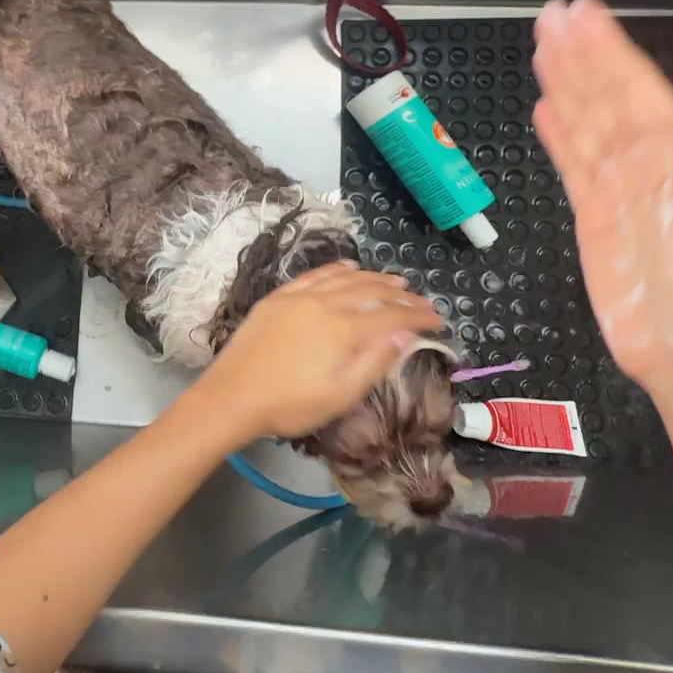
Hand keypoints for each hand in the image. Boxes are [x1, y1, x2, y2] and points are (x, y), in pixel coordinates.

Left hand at [194, 262, 442, 439]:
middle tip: (421, 300)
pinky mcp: (277, 298)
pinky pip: (313, 275)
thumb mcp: (341, 394)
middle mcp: (324, 304)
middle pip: (371, 291)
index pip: (392, 316)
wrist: (233, 395)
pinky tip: (347, 268)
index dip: (419, 317)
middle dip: (401, 295)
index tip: (439, 320)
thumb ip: (375, 362)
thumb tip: (405, 335)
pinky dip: (336, 269)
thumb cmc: (291, 404)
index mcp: (344, 329)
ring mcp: (298, 297)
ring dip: (373, 278)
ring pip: (343, 278)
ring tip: (394, 280)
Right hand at [531, 0, 672, 394]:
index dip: (607, 50)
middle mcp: (646, 161)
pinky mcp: (593, 215)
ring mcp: (617, 187)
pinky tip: (546, 110)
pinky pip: (573, 164)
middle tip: (551, 15)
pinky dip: (559, 136)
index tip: (580, 12)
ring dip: (565, 85)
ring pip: (584, 124)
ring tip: (543, 48)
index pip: (634, 89)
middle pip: (603, 98)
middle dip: (578, 55)